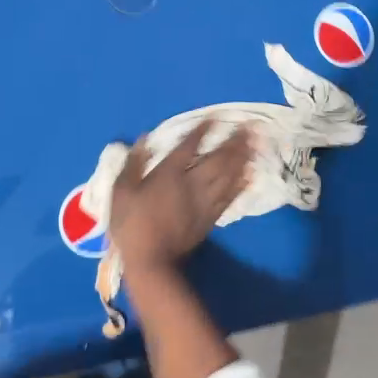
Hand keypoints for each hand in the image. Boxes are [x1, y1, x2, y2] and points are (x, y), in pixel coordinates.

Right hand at [108, 120, 255, 278]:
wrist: (151, 261)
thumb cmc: (131, 225)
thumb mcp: (121, 192)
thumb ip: (133, 163)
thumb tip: (144, 139)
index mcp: (168, 174)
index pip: (189, 146)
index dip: (203, 130)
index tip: (216, 117)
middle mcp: (191, 183)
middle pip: (217, 158)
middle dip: (234, 140)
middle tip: (250, 127)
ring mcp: (204, 201)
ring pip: (228, 174)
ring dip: (243, 157)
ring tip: (255, 143)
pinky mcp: (211, 217)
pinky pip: (230, 196)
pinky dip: (242, 183)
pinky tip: (251, 174)